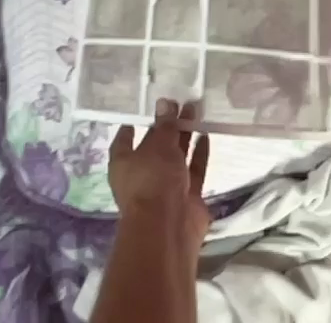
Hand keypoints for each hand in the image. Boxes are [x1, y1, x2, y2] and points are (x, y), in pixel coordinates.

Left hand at [108, 98, 210, 250]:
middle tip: (181, 102)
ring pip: (177, 157)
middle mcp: (143, 176)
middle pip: (156, 146)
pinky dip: (199, 154)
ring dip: (186, 136)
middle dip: (168, 126)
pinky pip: (194, 171)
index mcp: (124, 164)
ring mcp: (166, 188)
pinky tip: (206, 134)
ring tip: (196, 112)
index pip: (125, 140)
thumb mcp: (158, 145)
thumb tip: (165, 102)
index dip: (134, 125)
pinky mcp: (187, 198)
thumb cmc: (152, 180)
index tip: (145, 108)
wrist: (169, 228)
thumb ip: (165, 125)